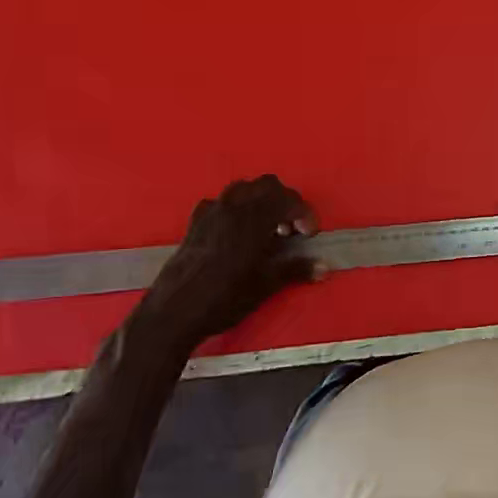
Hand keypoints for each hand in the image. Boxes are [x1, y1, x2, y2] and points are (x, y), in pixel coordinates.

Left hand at [140, 175, 321, 348]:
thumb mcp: (265, 285)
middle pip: (267, 185)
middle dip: (285, 202)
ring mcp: (211, 212)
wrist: (174, 312)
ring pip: (242, 188)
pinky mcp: (195, 223)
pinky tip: (235, 231)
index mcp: (254, 218)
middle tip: (290, 229)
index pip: (288, 200)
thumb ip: (296, 270)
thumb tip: (324, 267)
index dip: (305, 214)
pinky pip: (220, 202)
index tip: (310, 235)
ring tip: (266, 228)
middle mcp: (233, 207)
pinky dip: (235, 209)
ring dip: (260, 201)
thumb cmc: (224, 298)